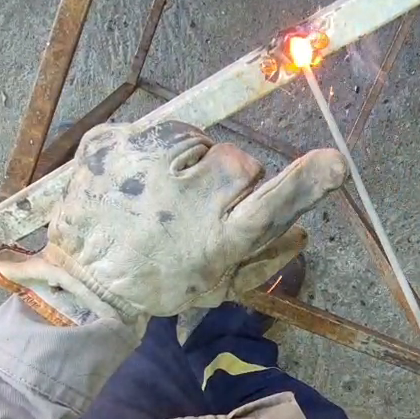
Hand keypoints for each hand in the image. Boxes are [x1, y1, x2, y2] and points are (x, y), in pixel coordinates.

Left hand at [0, 121, 344, 326]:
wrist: (84, 281)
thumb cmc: (159, 285)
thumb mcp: (217, 287)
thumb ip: (265, 261)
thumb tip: (305, 235)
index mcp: (218, 238)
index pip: (270, 204)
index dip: (305, 183)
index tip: (335, 164)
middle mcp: (187, 199)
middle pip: (237, 161)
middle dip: (229, 176)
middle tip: (200, 202)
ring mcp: (145, 166)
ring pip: (197, 141)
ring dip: (190, 161)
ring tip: (163, 197)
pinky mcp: (113, 144)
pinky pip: (156, 131)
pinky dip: (154, 152)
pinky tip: (139, 184)